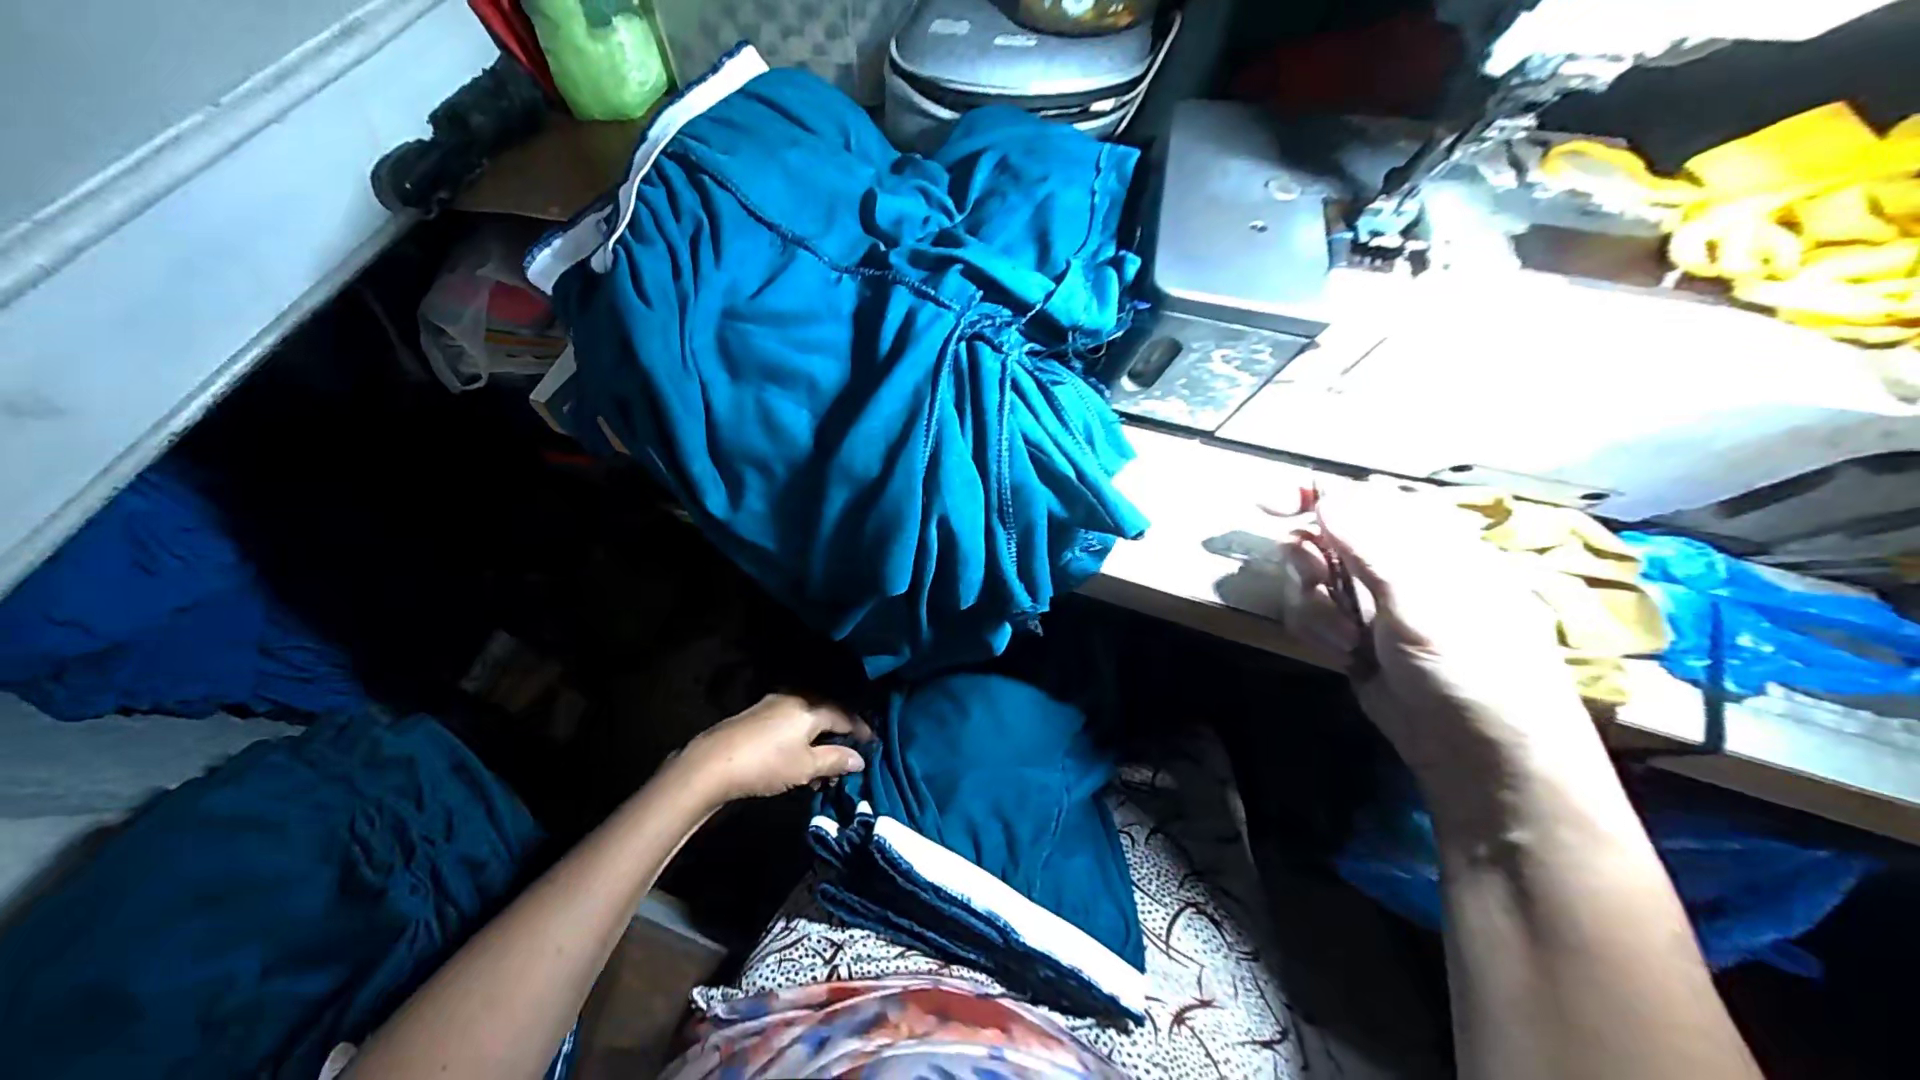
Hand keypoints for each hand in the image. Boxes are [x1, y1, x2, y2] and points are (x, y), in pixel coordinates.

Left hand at [677, 694, 871, 804]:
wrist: (712, 763)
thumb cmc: (767, 763)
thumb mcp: (807, 766)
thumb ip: (836, 760)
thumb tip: (860, 759)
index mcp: (812, 706)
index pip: (846, 715)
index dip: (861, 731)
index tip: (872, 746)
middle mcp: (795, 698)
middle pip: (826, 716)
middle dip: (839, 740)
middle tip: (847, 763)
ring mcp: (773, 706)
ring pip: (807, 723)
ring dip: (818, 745)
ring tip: (821, 774)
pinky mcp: (757, 718)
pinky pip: (791, 726)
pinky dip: (801, 743)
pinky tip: (798, 765)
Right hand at [1263, 480, 1602, 801]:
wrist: (1478, 753)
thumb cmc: (1471, 669)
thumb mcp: (1424, 603)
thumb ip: (1373, 546)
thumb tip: (1328, 497)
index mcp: (1430, 541)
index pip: (1365, 497)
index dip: (1315, 495)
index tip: (1270, 506)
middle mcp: (1395, 564)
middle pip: (1323, 535)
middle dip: (1310, 560)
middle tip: (1319, 583)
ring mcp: (1370, 601)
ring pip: (1309, 576)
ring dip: (1313, 604)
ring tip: (1344, 638)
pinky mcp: (1349, 634)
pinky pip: (1308, 613)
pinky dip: (1314, 630)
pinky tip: (1341, 653)